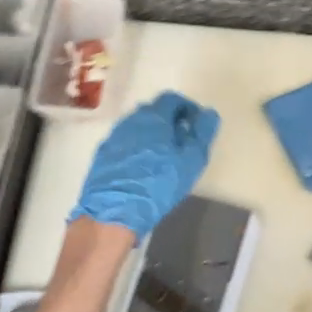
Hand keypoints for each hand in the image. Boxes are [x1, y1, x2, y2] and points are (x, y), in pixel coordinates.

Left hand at [70, 91, 219, 239]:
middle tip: (181, 142)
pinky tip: (141, 168)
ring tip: (162, 157)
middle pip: (153, 111)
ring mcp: (114, 137)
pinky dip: (136, 148)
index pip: (172, 99)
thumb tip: (208, 113)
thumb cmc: (159, 184)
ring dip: (151, 135)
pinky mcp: (103, 155)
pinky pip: (124, 143)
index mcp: (154, 117)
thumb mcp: (191, 161)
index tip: (195, 124)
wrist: (113, 212)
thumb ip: (202, 134)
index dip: (187, 108)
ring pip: (137, 127)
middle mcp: (131, 121)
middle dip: (169, 121)